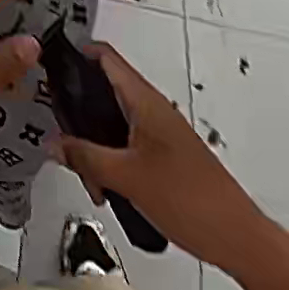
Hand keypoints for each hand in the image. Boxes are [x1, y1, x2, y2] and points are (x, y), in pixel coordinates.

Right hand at [57, 43, 273, 275]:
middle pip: (104, 89)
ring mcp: (159, 131)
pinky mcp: (163, 153)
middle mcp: (152, 109)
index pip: (105, 57)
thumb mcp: (126, 177)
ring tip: (88, 174)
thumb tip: (55, 143)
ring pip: (112, 121)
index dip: (77, 53)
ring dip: (94, 142)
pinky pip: (125, 143)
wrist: (236, 237)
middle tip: (63, 132)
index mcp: (145, 101)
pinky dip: (109, 158)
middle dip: (79, 110)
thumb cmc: (194, 200)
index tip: (53, 64)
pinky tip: (107, 185)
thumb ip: (85, 157)